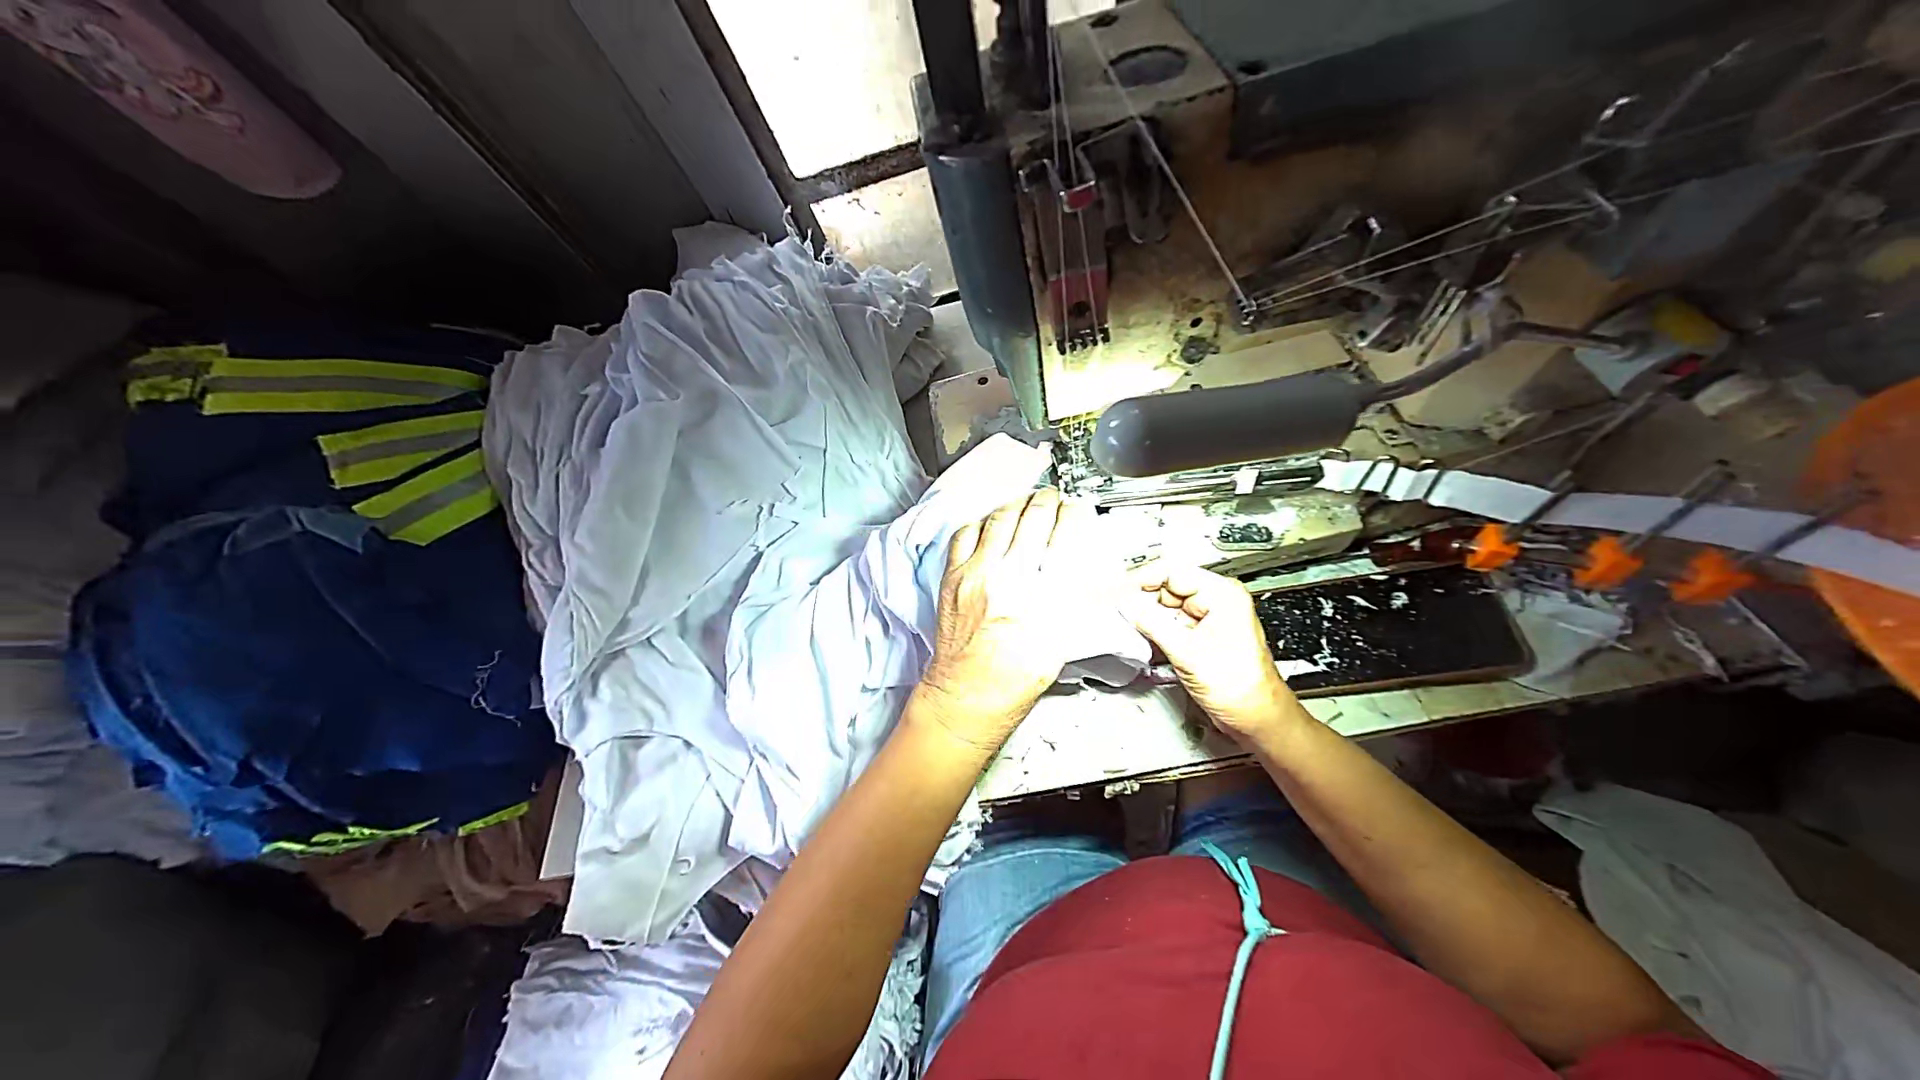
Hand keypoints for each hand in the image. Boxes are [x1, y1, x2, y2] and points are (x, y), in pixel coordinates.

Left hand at [915, 488, 1089, 753]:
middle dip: (1048, 501)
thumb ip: (1076, 601)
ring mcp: (978, 574)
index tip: (1077, 509)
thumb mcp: (1063, 641)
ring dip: (1017, 504)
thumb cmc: (1014, 680)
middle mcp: (1012, 578)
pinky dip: (982, 522)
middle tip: (1054, 498)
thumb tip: (1087, 571)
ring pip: (1000, 518)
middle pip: (1033, 517)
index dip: (1075, 514)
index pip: (1066, 534)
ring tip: (1026, 503)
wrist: (968, 696)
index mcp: (1046, 596)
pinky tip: (991, 523)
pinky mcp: (953, 577)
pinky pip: (966, 533)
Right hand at [1123, 563, 1304, 746]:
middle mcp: (1218, 601)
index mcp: (1223, 594)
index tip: (1121, 592)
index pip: (1173, 572)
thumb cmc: (1242, 688)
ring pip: (1167, 609)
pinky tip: (1147, 642)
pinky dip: (1158, 632)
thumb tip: (1128, 604)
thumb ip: (1151, 623)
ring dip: (1149, 620)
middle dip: (1143, 603)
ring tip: (1133, 630)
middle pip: (1167, 589)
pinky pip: (1173, 625)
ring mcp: (1210, 619)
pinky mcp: (1203, 636)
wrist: (1256, 718)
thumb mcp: (1186, 651)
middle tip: (1122, 613)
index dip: (1143, 581)